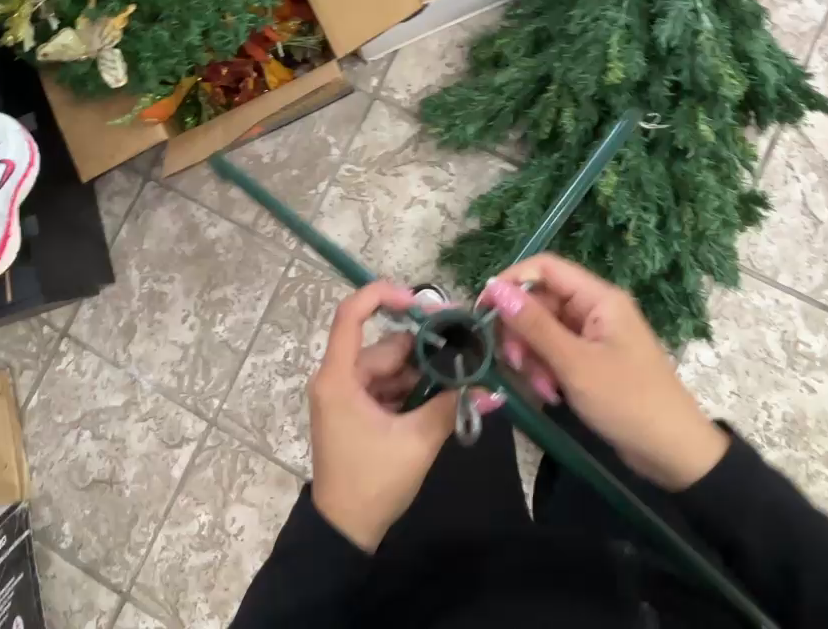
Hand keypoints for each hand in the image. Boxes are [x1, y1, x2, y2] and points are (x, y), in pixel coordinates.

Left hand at [308, 281, 459, 552]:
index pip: (351, 314)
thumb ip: (450, 408)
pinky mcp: (355, 410)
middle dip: (424, 352)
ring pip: (390, 368)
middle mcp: (337, 378)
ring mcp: (345, 394)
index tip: (420, 301)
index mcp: (338, 377)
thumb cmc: (372, 482)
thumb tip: (490, 389)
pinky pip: (386, 387)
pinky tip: (442, 401)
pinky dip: (411, 391)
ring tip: (461, 382)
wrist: (344, 531)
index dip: (383, 296)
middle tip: (466, 353)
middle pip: (383, 347)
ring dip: (422, 375)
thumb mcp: (416, 443)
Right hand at [480, 255, 729, 490]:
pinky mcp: (589, 359)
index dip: (510, 282)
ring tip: (539, 388)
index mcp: (598, 298)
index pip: (544, 268)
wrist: (674, 454)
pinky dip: (544, 369)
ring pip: (541, 329)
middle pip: (539, 301)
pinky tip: (548, 393)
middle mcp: (594, 309)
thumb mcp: (574, 363)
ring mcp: (591, 335)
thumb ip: (533, 324)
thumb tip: (494, 288)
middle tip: (514, 363)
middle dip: (520, 331)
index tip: (484, 311)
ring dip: (531, 356)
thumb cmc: (628, 402)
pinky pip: (553, 351)